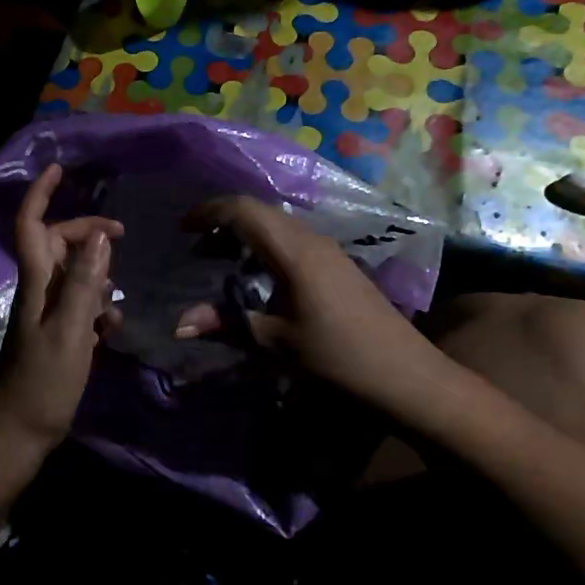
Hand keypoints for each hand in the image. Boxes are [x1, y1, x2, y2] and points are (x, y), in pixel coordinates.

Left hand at [0, 165, 122, 448]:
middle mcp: (39, 288)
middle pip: (58, 242)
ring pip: (72, 272)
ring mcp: (47, 310)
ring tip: (118, 292)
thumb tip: (100, 235)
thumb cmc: (44, 380)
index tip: (60, 170)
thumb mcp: (71, 330)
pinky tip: (112, 328)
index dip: (40, 194)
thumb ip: (84, 283)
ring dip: (97, 273)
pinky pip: (79, 302)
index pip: (32, 225)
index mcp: (37, 281)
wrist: (21, 430)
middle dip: (87, 232)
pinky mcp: (57, 331)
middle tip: (121, 235)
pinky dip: (98, 305)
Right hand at [172, 197, 421, 389]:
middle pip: (259, 211)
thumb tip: (178, 325)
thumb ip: (227, 324)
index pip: (243, 210)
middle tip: (196, 247)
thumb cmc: (337, 356)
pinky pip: (291, 238)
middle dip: (223, 221)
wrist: (405, 374)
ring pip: (276, 224)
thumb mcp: (276, 342)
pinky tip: (258, 275)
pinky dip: (264, 245)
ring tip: (220, 259)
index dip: (209, 212)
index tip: (183, 228)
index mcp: (294, 251)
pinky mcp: (337, 262)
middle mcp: (311, 238)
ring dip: (245, 233)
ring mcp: (328, 249)